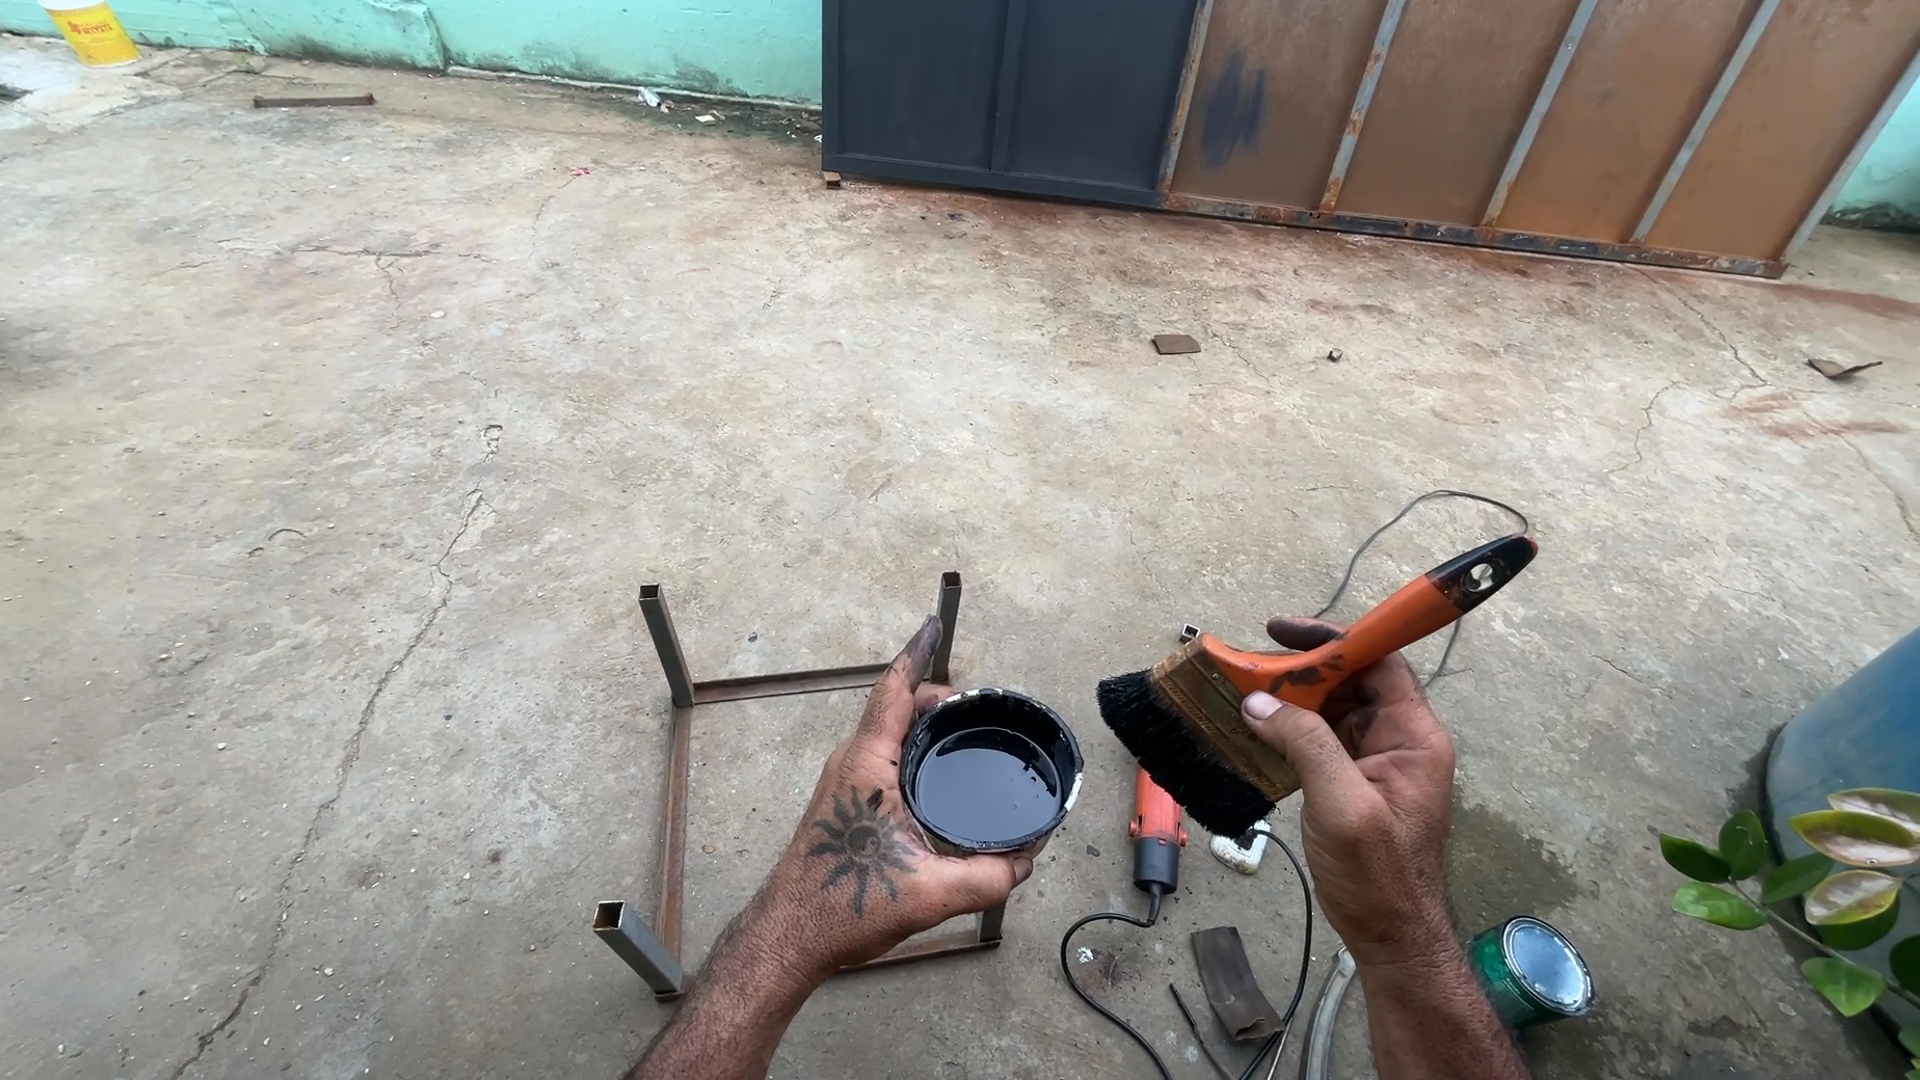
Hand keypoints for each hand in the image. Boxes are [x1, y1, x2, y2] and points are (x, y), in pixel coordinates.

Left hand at [753, 616, 1034, 977]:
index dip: (916, 653)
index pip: (894, 691)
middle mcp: (852, 758)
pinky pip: (882, 748)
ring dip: (922, 719)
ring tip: (962, 729)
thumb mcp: (929, 895)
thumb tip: (1026, 860)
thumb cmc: (843, 906)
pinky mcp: (844, 794)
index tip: (933, 623)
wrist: (788, 934)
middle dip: (935, 693)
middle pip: (895, 703)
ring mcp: (844, 775)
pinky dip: (910, 741)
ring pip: (887, 727)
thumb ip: (987, 877)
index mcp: (868, 762)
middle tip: (978, 707)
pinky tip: (933, 766)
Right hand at [1240, 616, 1455, 966]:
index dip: (1334, 638)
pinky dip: (1283, 726)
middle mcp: (1395, 740)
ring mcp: (1370, 761)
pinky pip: (1315, 737)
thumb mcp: (1343, 806)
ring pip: (1328, 708)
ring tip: (1241, 689)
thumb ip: (1304, 744)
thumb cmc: (1379, 875)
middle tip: (1248, 662)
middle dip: (1299, 668)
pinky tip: (1252, 727)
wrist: (1392, 937)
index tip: (1280, 631)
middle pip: (1348, 682)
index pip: (1379, 664)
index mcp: (1411, 737)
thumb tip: (1255, 701)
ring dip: (1287, 697)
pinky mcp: (1347, 780)